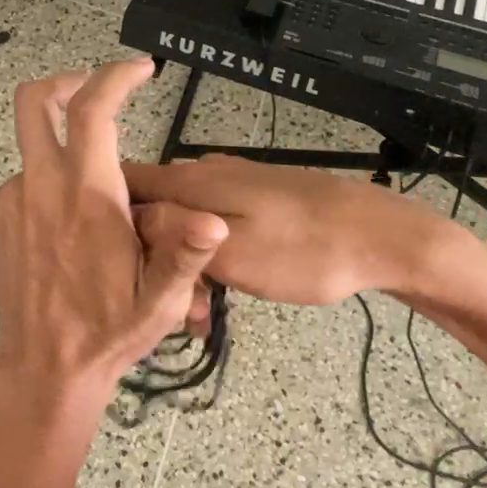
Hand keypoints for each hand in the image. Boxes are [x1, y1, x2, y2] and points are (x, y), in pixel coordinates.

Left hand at [0, 60, 228, 397]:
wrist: (42, 368)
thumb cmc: (106, 331)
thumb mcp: (159, 301)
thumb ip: (186, 255)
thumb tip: (215, 221)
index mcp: (86, 196)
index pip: (92, 109)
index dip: (115, 76)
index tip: (141, 69)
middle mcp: (40, 186)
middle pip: (34, 101)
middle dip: (66, 81)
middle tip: (95, 89)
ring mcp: (12, 199)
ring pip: (35, 146)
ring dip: (64, 147)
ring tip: (99, 196)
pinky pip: (24, 179)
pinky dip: (48, 182)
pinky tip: (70, 222)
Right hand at [122, 154, 462, 306]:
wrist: (379, 236)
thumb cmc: (301, 250)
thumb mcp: (229, 252)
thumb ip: (170, 234)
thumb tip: (126, 218)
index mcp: (187, 180)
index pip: (121, 183)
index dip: (107, 223)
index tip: (113, 268)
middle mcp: (201, 171)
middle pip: (151, 208)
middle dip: (150, 257)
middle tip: (175, 311)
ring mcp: (231, 181)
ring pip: (184, 222)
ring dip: (183, 265)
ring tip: (205, 315)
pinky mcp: (256, 196)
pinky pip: (212, 225)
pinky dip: (209, 256)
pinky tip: (228, 290)